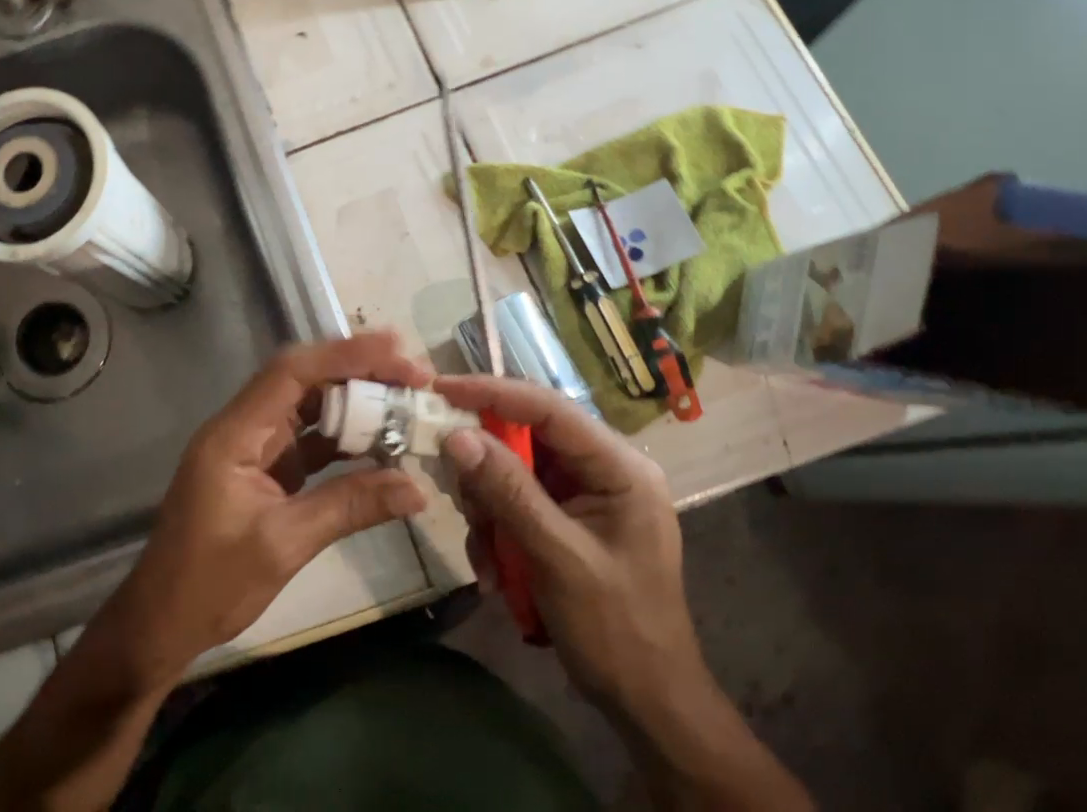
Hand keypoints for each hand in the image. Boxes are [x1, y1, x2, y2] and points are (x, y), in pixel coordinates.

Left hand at [88, 332, 431, 690]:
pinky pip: (309, 445)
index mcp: (235, 435)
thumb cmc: (211, 582)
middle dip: (359, 374)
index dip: (346, 355)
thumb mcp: (283, 543)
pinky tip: (382, 449)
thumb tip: (416, 488)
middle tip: (416, 378)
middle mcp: (243, 431)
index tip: (400, 353)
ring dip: (356, 408)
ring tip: (408, 407)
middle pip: (304, 383)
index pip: (292, 373)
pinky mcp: (264, 475)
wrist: (164, 621)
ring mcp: (253, 452)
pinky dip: (345, 444)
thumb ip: (349, 508)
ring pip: (309, 412)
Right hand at [433, 375, 705, 710]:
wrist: (647, 700)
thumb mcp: (557, 557)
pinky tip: (496, 573)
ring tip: (489, 558)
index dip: (493, 392)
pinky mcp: (567, 522)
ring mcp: (585, 497)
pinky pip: (516, 506)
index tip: (439, 387)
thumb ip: (508, 492)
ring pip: (512, 474)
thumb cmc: (615, 628)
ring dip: (488, 512)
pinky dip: (497, 533)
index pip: (550, 408)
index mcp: (621, 468)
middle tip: (462, 504)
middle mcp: (604, 471)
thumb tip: (456, 436)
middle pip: (525, 439)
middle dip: (486, 472)